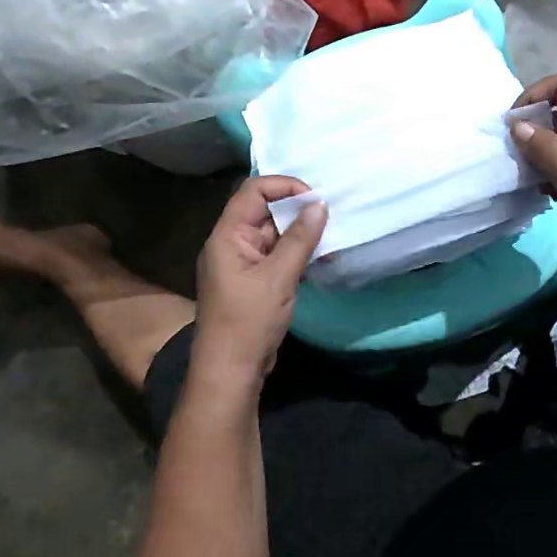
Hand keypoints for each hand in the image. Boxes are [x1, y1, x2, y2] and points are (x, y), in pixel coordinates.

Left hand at [191, 176, 327, 384]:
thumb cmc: (248, 321)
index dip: (283, 186)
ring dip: (299, 234)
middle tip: (329, 217)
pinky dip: (295, 254)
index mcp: (227, 235)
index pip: (253, 191)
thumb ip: (300, 239)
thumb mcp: (278, 277)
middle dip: (296, 210)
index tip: (315, 198)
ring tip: (329, 236)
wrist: (230, 370)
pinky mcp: (252, 282)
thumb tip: (319, 204)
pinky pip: (275, 256)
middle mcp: (231, 244)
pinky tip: (319, 258)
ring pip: (272, 235)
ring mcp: (241, 264)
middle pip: (264, 211)